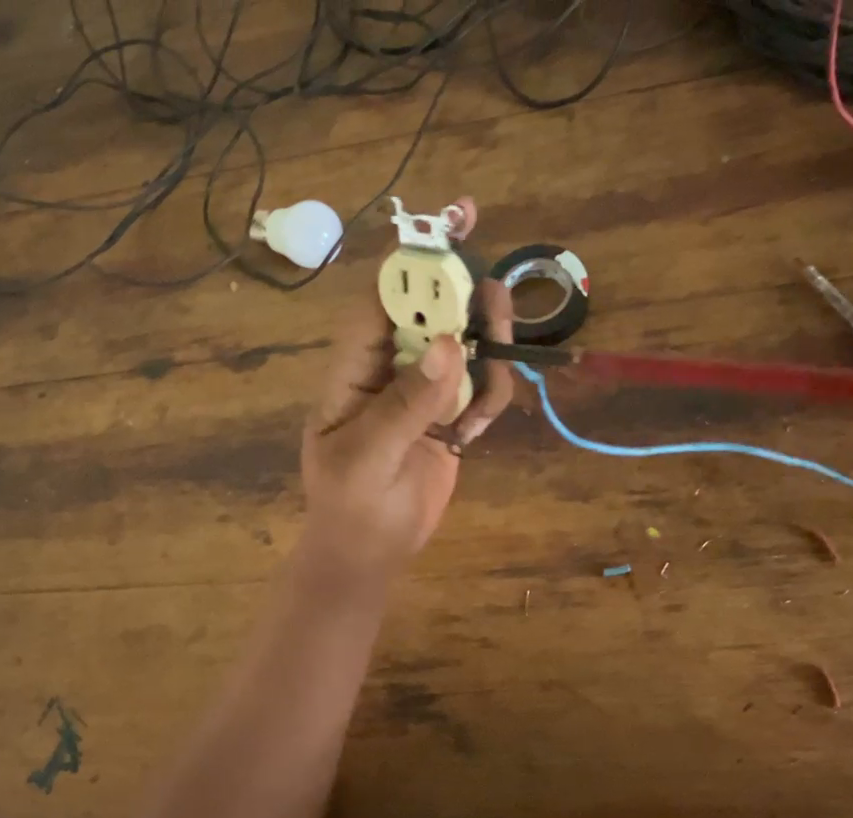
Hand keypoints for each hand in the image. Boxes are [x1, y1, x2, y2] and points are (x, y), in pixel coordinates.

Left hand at [299, 195, 515, 578]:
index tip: (449, 226)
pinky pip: (478, 391)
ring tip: (501, 360)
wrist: (368, 555)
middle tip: (496, 292)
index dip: (411, 264)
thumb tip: (447, 345)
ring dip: (486, 346)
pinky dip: (489, 401)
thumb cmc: (351, 506)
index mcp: (353, 370)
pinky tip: (473, 436)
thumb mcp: (369, 456)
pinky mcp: (448, 420)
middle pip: (429, 314)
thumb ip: (407, 403)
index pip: (380, 303)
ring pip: (461, 347)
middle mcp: (388, 371)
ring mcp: (421, 395)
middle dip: (462, 296)